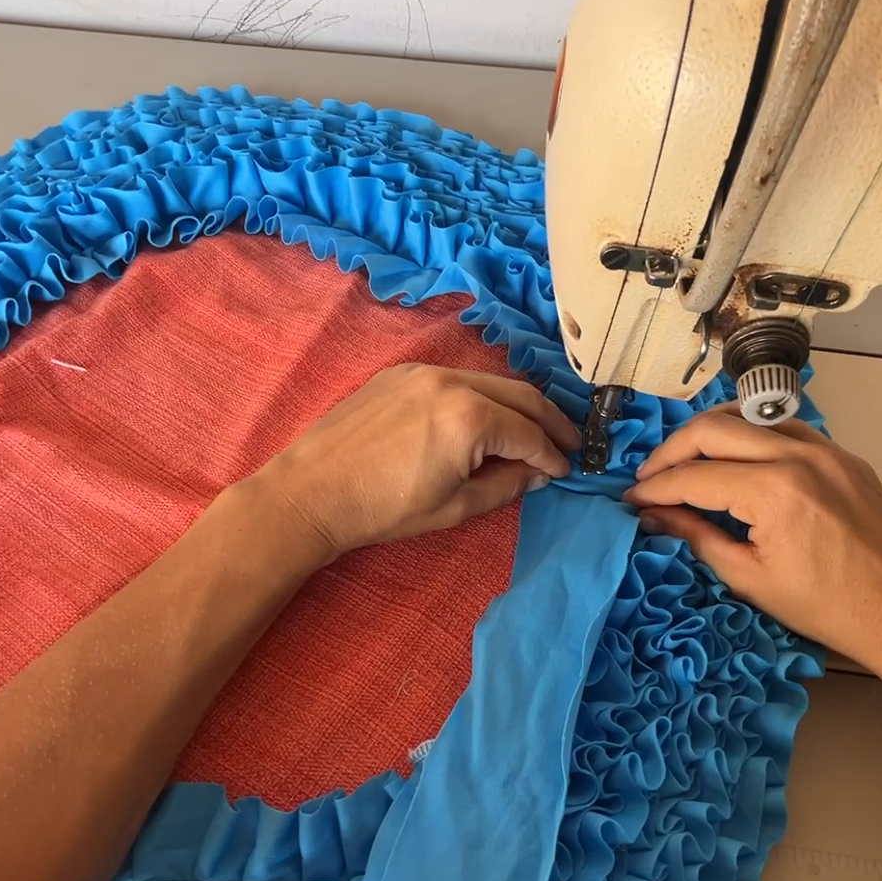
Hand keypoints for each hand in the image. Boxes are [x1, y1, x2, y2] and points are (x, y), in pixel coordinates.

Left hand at [246, 364, 578, 559]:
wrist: (312, 491)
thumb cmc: (383, 509)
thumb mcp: (453, 507)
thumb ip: (505, 485)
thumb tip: (538, 473)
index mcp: (469, 417)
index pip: (528, 433)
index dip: (552, 455)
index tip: (565, 471)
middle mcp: (451, 381)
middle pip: (519, 395)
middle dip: (549, 421)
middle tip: (569, 444)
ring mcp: (423, 371)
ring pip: (489, 381)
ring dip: (517, 405)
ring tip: (533, 431)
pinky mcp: (400, 373)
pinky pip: (456, 378)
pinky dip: (481, 396)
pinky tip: (485, 418)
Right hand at [623, 405, 881, 675]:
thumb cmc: (827, 609)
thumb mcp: (750, 578)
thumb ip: (697, 537)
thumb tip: (654, 516)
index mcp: (774, 491)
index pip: (694, 476)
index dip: (655, 488)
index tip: (631, 500)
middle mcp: (799, 455)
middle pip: (713, 429)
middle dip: (671, 451)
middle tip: (650, 478)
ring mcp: (827, 449)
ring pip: (749, 417)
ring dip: (709, 434)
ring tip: (685, 462)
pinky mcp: (845, 456)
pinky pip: (784, 428)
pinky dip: (750, 436)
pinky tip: (736, 460)